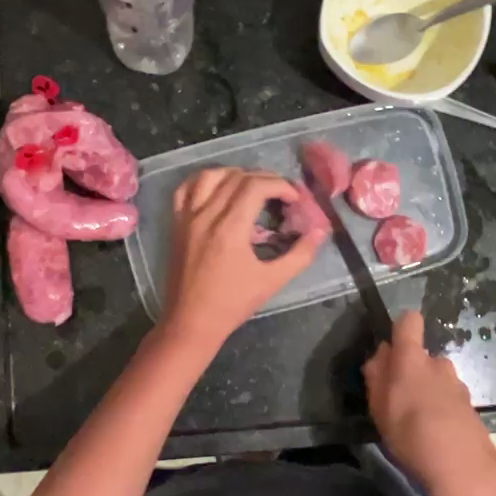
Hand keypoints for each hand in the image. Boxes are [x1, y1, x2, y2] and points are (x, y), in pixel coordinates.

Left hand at [161, 168, 324, 345]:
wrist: (191, 322)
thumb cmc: (232, 303)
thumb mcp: (272, 281)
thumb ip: (299, 255)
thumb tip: (319, 232)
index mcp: (230, 228)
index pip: (256, 186)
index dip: (280, 185)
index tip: (294, 199)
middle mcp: (206, 215)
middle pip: (237, 177)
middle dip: (264, 178)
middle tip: (281, 193)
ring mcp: (187, 217)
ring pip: (210, 176)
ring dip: (234, 174)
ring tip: (251, 186)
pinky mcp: (176, 223)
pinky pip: (186, 189)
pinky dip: (204, 180)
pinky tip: (218, 188)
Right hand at [363, 310, 493, 494]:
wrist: (462, 466)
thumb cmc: (411, 434)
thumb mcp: (380, 408)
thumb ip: (377, 377)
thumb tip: (381, 354)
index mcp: (412, 359)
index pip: (409, 321)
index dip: (400, 329)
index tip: (390, 350)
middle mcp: (438, 363)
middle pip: (420, 356)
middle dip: (409, 371)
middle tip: (397, 401)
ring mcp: (457, 383)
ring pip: (435, 378)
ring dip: (425, 391)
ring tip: (416, 422)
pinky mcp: (469, 404)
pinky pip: (447, 397)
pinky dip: (439, 408)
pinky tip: (434, 433)